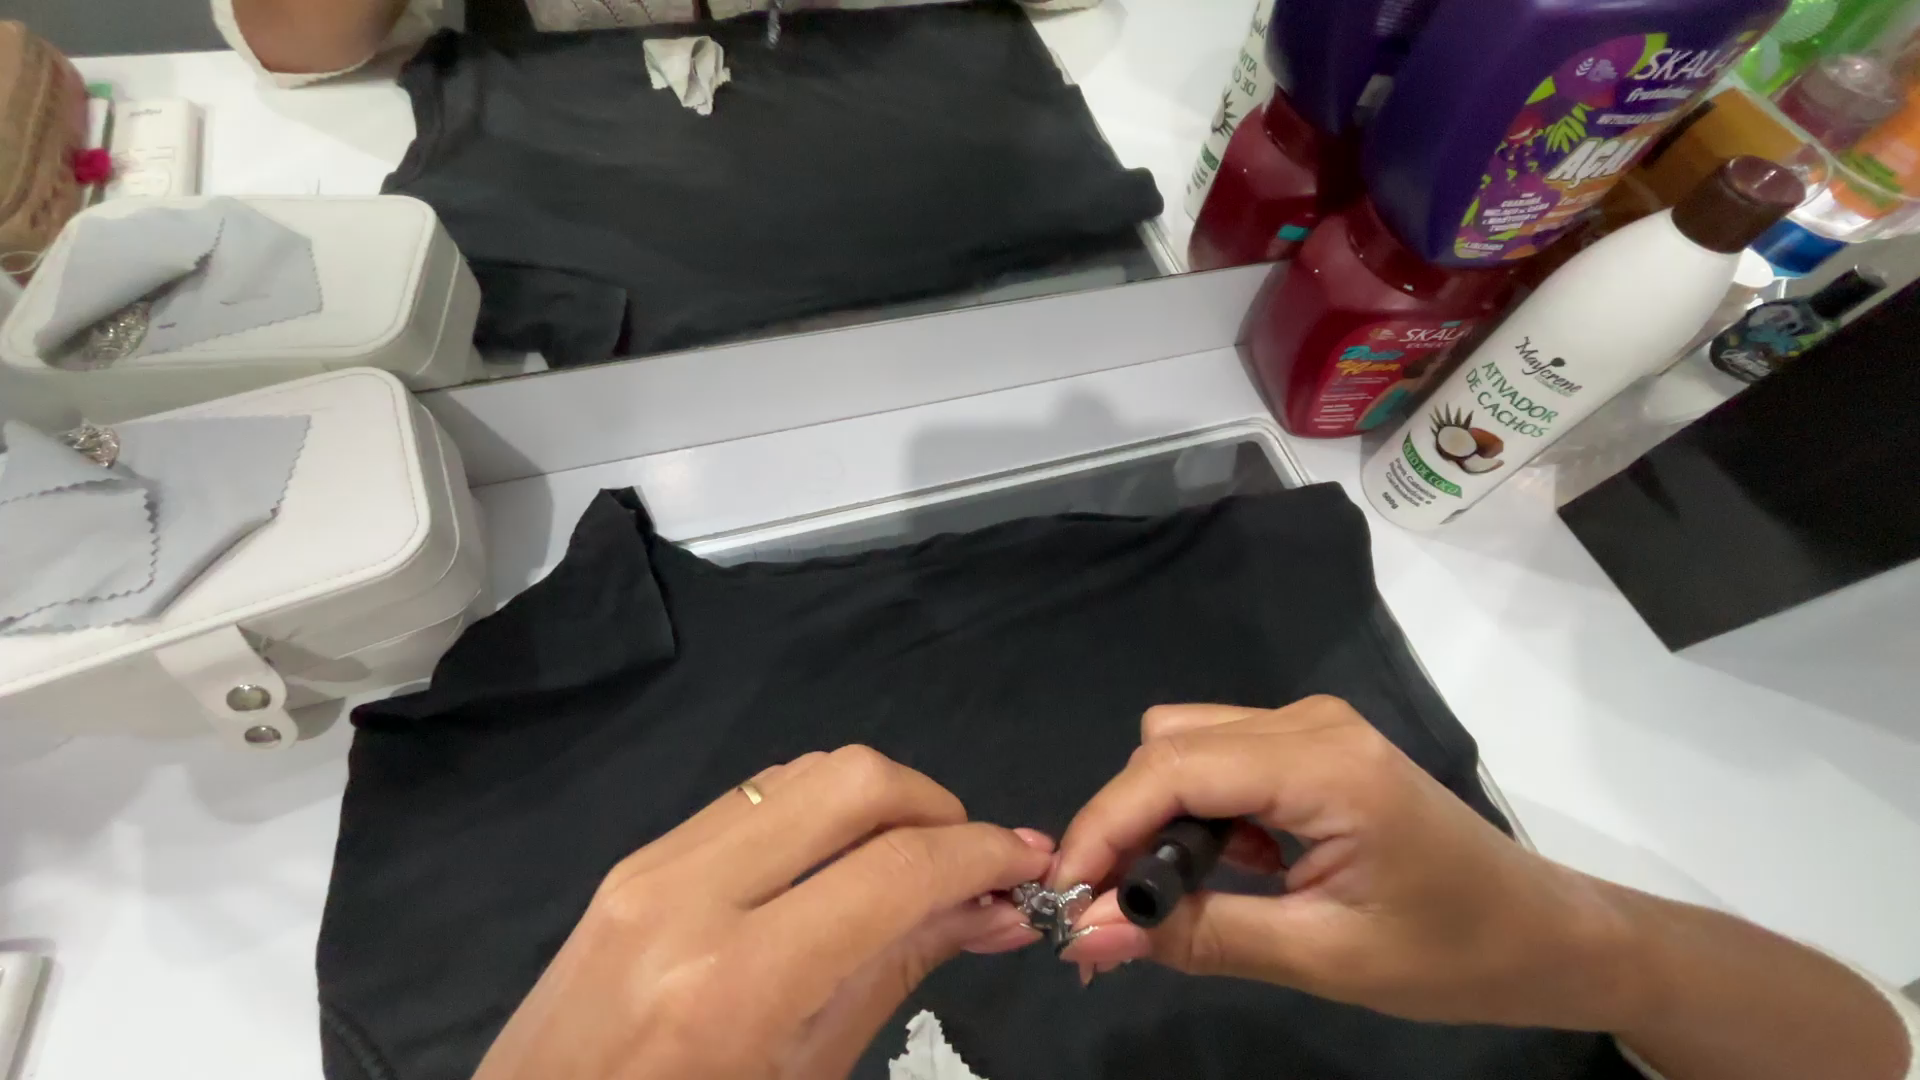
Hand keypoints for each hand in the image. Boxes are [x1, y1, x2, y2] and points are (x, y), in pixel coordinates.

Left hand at [473, 746, 1052, 1079]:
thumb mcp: (809, 1076)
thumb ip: (903, 969)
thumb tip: (997, 908)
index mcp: (733, 984)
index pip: (894, 872)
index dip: (981, 853)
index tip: (1030, 860)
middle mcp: (691, 894)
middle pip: (853, 780)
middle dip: (936, 805)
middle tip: (969, 859)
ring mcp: (656, 860)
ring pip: (810, 769)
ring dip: (884, 798)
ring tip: (913, 857)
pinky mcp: (643, 851)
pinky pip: (762, 792)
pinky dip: (826, 804)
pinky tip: (844, 852)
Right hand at [1052, 697, 1632, 1029]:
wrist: (1552, 934)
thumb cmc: (1457, 955)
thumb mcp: (1325, 959)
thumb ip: (1201, 937)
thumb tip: (1094, 933)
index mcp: (1323, 764)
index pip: (1174, 768)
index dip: (1107, 822)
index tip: (1068, 888)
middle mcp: (1306, 720)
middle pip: (1168, 743)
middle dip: (1126, 819)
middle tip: (1115, 902)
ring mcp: (1308, 722)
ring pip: (1184, 740)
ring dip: (1159, 812)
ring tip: (1179, 886)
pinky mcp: (1308, 738)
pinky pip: (1217, 752)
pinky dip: (1196, 804)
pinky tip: (1231, 858)